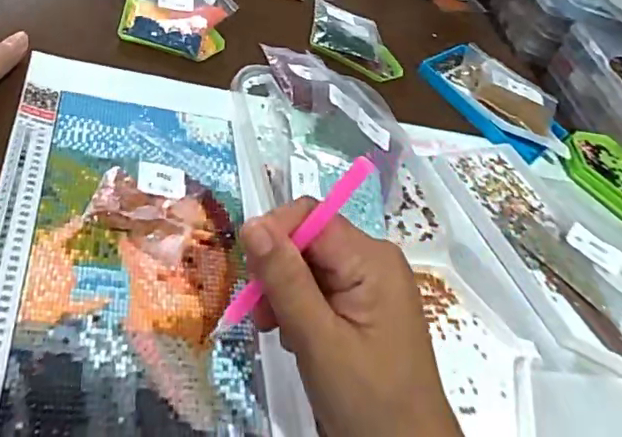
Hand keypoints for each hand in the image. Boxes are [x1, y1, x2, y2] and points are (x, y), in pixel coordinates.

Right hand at [239, 200, 456, 436]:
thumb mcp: (319, 340)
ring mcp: (371, 285)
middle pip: (308, 239)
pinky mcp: (364, 308)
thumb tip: (250, 224)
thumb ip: (284, 279)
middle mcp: (373, 260)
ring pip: (309, 264)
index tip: (248, 269)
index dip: (274, 232)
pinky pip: (320, 287)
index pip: (311, 217)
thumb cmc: (370, 403)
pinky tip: (292, 335)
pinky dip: (299, 306)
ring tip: (273, 329)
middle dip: (277, 269)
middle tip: (258, 312)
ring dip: (283, 290)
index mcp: (372, 259)